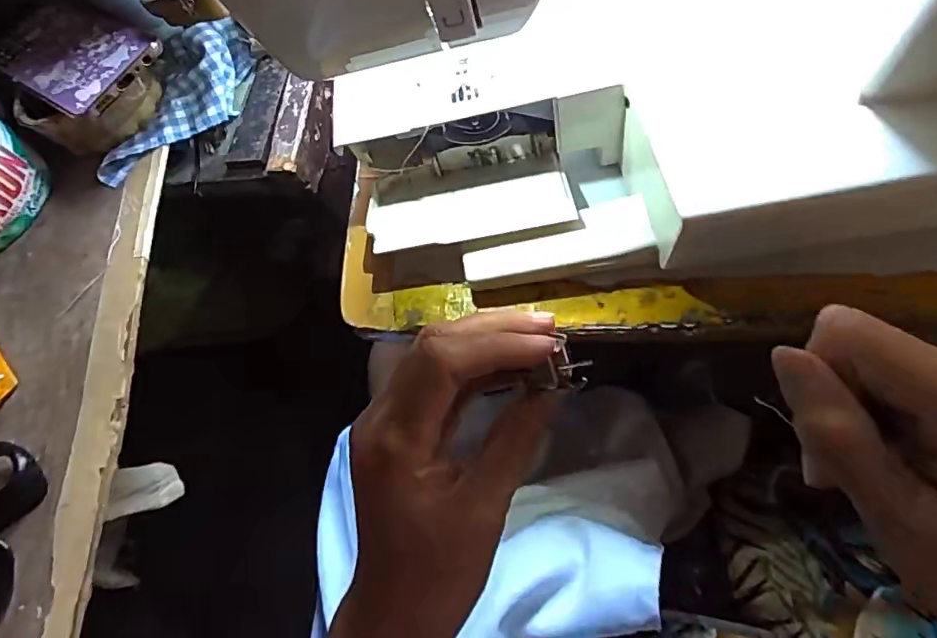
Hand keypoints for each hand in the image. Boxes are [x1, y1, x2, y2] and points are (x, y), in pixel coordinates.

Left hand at [331, 311, 562, 637]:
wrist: (394, 616)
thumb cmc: (438, 573)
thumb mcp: (485, 508)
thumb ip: (517, 437)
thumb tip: (554, 386)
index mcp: (396, 439)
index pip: (442, 362)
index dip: (498, 343)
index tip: (548, 346)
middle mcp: (381, 416)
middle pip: (436, 344)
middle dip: (496, 329)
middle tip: (549, 328)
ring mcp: (386, 416)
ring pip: (436, 351)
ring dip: (489, 337)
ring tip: (539, 335)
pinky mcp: (400, 422)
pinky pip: (438, 374)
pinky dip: (479, 359)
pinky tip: (513, 359)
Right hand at [771, 305, 936, 637]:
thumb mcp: (904, 529)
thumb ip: (841, 436)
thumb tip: (783, 354)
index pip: (856, 334)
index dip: (820, 376)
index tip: (822, 453)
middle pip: (868, 342)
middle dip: (837, 400)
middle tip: (837, 477)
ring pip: (882, 358)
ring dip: (857, 411)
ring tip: (869, 479)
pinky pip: (909, 378)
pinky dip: (884, 416)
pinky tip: (895, 466)